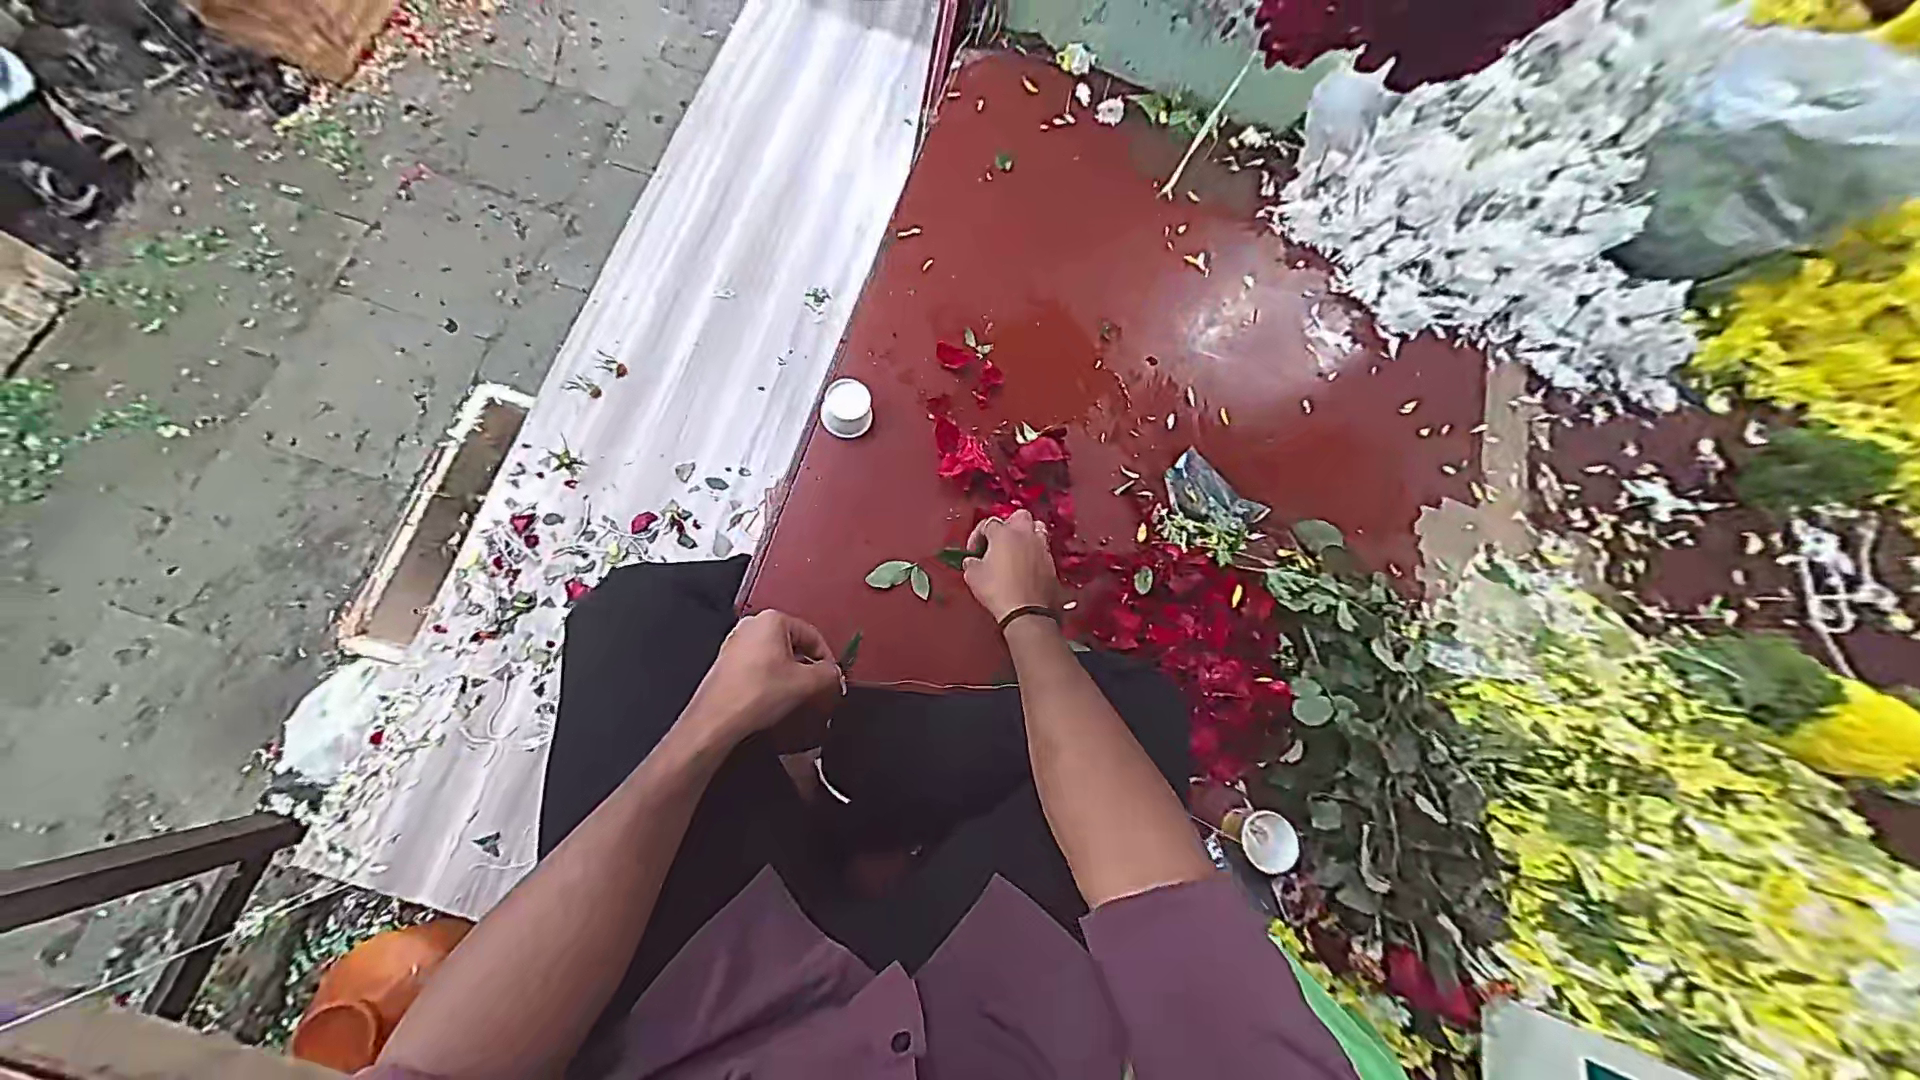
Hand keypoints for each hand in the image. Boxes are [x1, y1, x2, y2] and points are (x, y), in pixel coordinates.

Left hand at [681, 611, 842, 748]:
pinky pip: (760, 664)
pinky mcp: (729, 661)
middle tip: (815, 686)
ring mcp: (737, 643)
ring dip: (790, 673)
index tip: (831, 674)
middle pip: (794, 643)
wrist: (716, 720)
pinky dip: (772, 677)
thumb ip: (829, 673)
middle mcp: (752, 626)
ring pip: (777, 654)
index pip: (812, 635)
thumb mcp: (805, 683)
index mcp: (772, 620)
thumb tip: (834, 672)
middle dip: (807, 666)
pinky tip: (773, 697)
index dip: (826, 657)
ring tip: (794, 694)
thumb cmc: (753, 695)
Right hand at [962, 509, 1062, 625]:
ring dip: (1026, 535)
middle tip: (999, 542)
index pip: (988, 523)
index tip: (973, 552)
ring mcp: (1042, 547)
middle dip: (1009, 525)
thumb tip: (972, 561)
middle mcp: (1025, 534)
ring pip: (1037, 529)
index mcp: (1004, 533)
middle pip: (1019, 516)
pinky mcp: (1052, 563)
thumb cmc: (997, 590)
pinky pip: (1043, 550)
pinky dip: (1035, 553)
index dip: (978, 536)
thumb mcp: (973, 576)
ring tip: (1017, 551)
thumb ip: (971, 563)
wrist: (1026, 611)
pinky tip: (1027, 567)